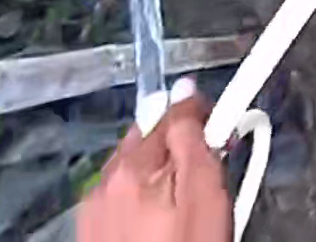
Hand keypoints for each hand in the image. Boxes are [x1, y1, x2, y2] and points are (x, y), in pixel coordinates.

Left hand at [78, 78, 231, 241]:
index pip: (172, 110)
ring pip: (137, 165)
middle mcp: (103, 182)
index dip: (204, 117)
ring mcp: (92, 213)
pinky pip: (124, 196)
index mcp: (130, 167)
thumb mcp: (205, 194)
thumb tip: (187, 89)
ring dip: (161, 170)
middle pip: (151, 136)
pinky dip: (144, 198)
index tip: (224, 133)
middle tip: (208, 174)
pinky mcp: (91, 237)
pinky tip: (163, 225)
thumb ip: (194, 135)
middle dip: (179, 145)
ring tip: (186, 205)